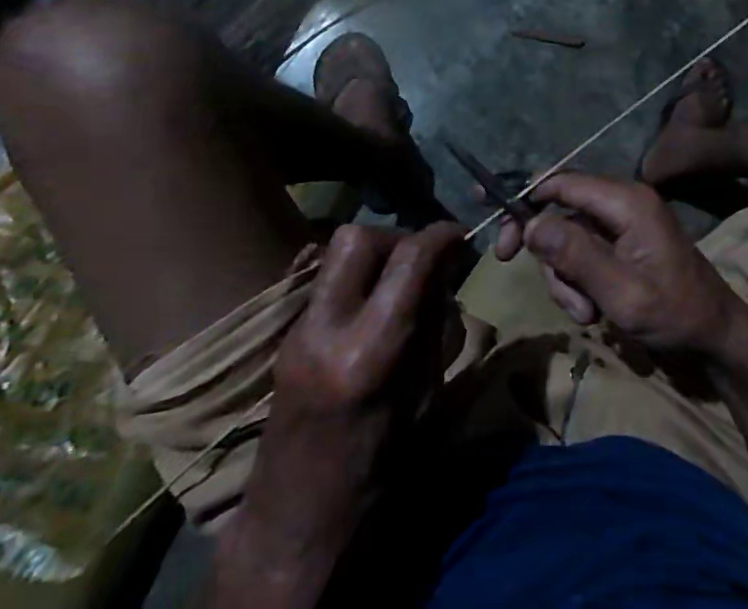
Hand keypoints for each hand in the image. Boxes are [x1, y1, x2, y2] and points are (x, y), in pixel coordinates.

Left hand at [228, 222, 464, 580]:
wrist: (301, 514)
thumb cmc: (381, 468)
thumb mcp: (424, 393)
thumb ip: (432, 322)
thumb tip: (444, 266)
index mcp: (368, 353)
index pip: (408, 261)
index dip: (440, 236)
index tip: (460, 234)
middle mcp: (325, 329)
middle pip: (357, 238)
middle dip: (396, 236)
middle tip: (421, 259)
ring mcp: (298, 329)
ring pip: (336, 254)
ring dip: (376, 254)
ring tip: (400, 283)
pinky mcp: (288, 333)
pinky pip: (328, 281)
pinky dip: (359, 279)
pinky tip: (376, 307)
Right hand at [493, 174, 741, 358]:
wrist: (714, 335)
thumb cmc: (674, 313)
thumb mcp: (621, 291)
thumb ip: (575, 256)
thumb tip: (531, 224)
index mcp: (627, 202)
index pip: (561, 182)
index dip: (522, 196)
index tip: (489, 214)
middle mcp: (623, 203)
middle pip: (558, 209)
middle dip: (541, 245)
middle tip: (507, 261)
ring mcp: (622, 224)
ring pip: (565, 236)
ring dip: (563, 275)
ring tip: (585, 311)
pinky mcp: (621, 244)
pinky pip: (581, 252)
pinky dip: (577, 281)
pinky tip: (593, 309)